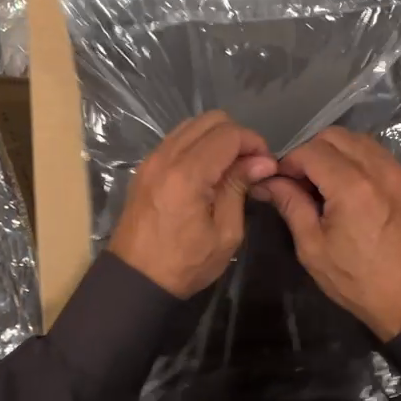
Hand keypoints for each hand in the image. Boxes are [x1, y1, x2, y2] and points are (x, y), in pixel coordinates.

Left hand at [109, 112, 275, 298]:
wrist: (134, 280)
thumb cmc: (185, 264)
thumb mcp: (225, 234)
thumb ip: (239, 188)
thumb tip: (263, 161)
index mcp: (187, 174)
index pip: (228, 134)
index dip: (254, 143)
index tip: (266, 164)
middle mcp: (166, 157)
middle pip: (210, 120)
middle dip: (237, 135)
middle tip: (250, 164)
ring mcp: (152, 159)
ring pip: (192, 125)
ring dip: (216, 138)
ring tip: (231, 166)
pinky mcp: (145, 167)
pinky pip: (177, 139)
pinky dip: (198, 144)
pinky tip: (208, 170)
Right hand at [253, 127, 400, 340]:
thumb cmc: (357, 280)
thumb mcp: (313, 247)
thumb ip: (291, 205)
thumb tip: (268, 182)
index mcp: (352, 186)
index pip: (310, 150)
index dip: (289, 162)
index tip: (282, 182)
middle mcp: (378, 169)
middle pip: (335, 136)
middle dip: (312, 152)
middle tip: (303, 181)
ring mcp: (399, 172)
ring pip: (359, 140)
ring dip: (336, 152)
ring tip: (327, 183)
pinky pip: (379, 154)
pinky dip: (359, 160)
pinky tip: (353, 188)